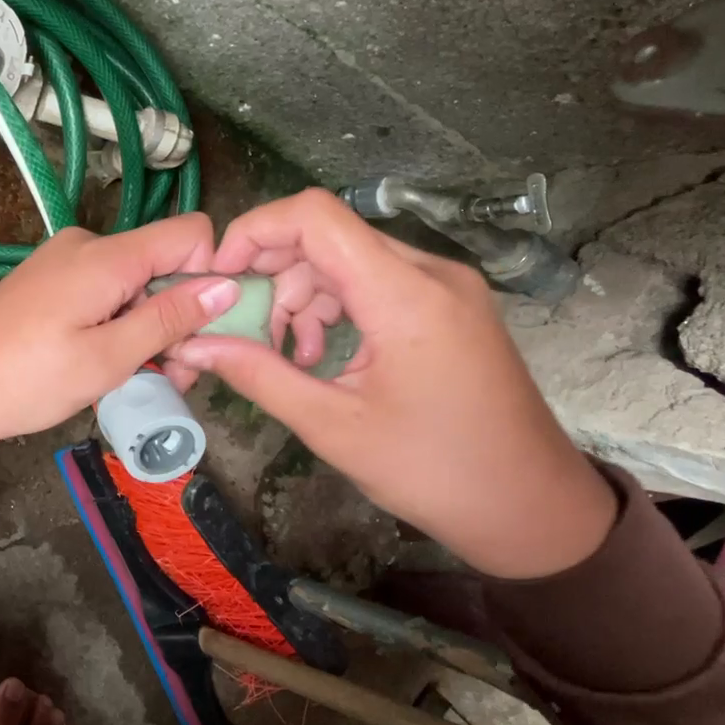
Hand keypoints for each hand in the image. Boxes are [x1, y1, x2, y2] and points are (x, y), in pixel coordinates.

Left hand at [0, 214, 241, 449]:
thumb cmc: (24, 380)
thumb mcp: (107, 359)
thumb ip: (168, 319)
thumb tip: (226, 285)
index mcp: (105, 256)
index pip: (190, 230)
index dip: (209, 275)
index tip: (200, 330)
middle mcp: (86, 245)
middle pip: (162, 264)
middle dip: (177, 318)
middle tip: (171, 378)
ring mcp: (63, 263)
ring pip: (133, 285)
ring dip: (145, 331)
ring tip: (132, 382)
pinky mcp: (48, 283)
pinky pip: (102, 294)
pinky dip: (115, 327)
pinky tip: (104, 368)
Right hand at [165, 190, 616, 579]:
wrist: (533, 509)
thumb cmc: (434, 472)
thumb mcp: (331, 427)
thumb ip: (256, 375)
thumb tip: (190, 346)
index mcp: (404, 295)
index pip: (315, 216)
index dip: (254, 231)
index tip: (218, 277)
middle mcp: (429, 273)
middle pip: (325, 238)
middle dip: (271, 276)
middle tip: (242, 330)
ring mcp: (443, 287)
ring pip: (345, 260)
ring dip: (299, 298)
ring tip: (286, 356)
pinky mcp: (446, 306)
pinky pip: (372, 282)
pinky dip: (332, 308)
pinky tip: (319, 355)